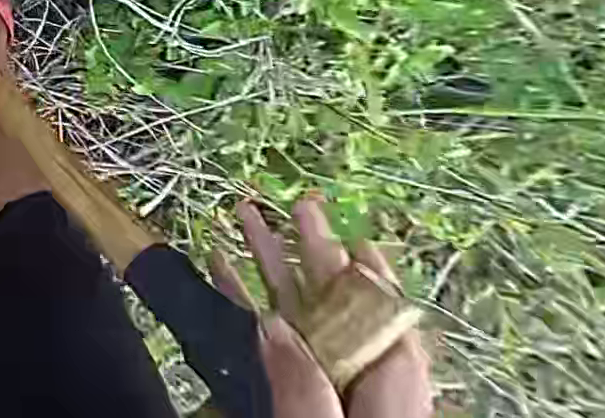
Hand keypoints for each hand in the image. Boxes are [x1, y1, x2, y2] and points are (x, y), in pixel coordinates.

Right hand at [208, 195, 434, 417]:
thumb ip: (305, 394)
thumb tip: (276, 327)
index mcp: (381, 405)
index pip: (386, 335)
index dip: (372, 284)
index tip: (354, 237)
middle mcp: (351, 391)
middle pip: (337, 313)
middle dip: (315, 257)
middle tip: (297, 206)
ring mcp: (313, 391)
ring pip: (294, 315)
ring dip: (268, 264)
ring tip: (243, 216)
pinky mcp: (277, 394)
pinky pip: (259, 336)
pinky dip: (239, 296)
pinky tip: (218, 265)